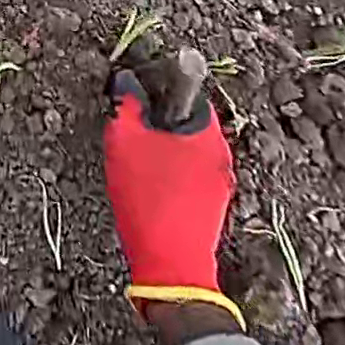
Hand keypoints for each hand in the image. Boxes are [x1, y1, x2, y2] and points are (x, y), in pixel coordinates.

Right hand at [103, 71, 242, 334]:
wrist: (172, 265)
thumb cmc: (148, 198)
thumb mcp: (124, 141)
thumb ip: (126, 105)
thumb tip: (127, 81)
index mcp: (204, 130)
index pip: (186, 86)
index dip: (159, 79)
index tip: (137, 83)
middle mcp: (220, 150)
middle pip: (186, 115)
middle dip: (159, 113)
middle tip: (131, 118)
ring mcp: (221, 178)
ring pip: (188, 141)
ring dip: (165, 138)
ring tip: (137, 149)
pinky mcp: (214, 199)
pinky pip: (191, 165)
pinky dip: (171, 161)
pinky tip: (150, 173)